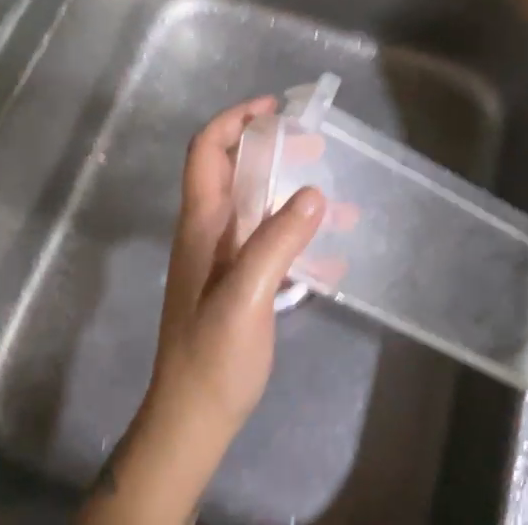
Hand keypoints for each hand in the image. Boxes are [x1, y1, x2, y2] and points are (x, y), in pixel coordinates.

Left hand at [80, 100, 324, 523]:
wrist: (192, 418)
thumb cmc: (213, 356)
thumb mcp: (247, 294)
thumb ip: (277, 240)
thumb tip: (313, 191)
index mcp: (201, 223)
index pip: (207, 150)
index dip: (235, 120)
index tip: (274, 108)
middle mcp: (207, 231)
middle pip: (232, 169)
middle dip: (270, 148)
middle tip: (314, 148)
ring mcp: (220, 258)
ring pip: (253, 204)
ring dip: (288, 191)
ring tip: (334, 196)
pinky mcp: (235, 283)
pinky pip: (265, 239)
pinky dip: (294, 231)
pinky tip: (329, 250)